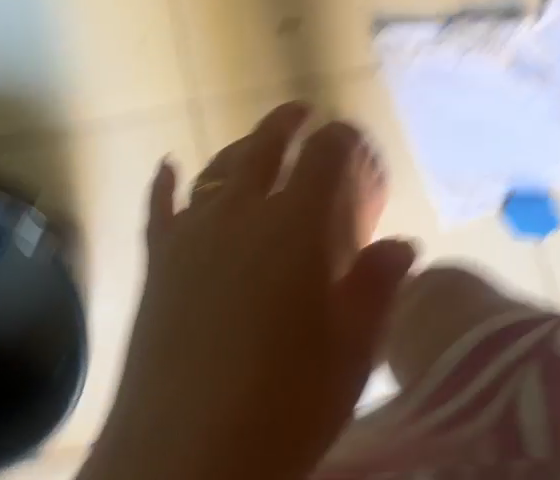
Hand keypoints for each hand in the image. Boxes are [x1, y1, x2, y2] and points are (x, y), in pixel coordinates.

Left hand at [80, 105, 418, 479]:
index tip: (349, 135)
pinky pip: (160, 205)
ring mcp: (191, 232)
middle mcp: (240, 213)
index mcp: (295, 227)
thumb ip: (376, 289)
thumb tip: (401, 244)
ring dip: (238, 149)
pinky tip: (167, 165)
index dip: (341, 138)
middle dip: (287, 123)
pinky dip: (166, 181)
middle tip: (302, 113)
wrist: (185, 450)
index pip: (324, 157)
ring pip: (216, 169)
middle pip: (264, 146)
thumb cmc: (285, 407)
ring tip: (254, 146)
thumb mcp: (350, 355)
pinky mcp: (157, 259)